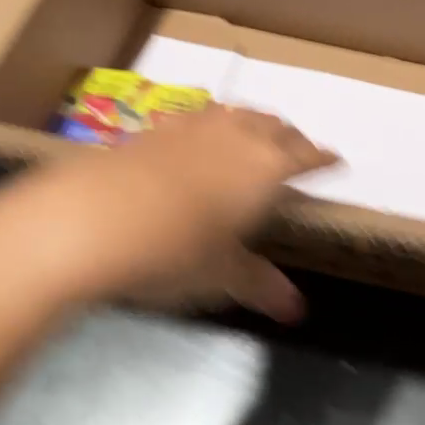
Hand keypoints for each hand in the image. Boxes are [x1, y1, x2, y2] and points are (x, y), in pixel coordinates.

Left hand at [1, 105, 338, 319]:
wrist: (87, 220)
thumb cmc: (173, 250)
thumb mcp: (221, 272)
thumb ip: (260, 284)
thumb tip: (297, 311)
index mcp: (268, 167)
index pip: (308, 156)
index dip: (324, 159)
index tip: (336, 161)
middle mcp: (239, 137)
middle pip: (277, 127)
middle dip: (293, 137)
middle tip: (299, 150)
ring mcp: (197, 127)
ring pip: (239, 114)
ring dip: (255, 122)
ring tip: (255, 134)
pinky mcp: (157, 128)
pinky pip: (198, 117)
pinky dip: (211, 123)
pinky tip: (198, 134)